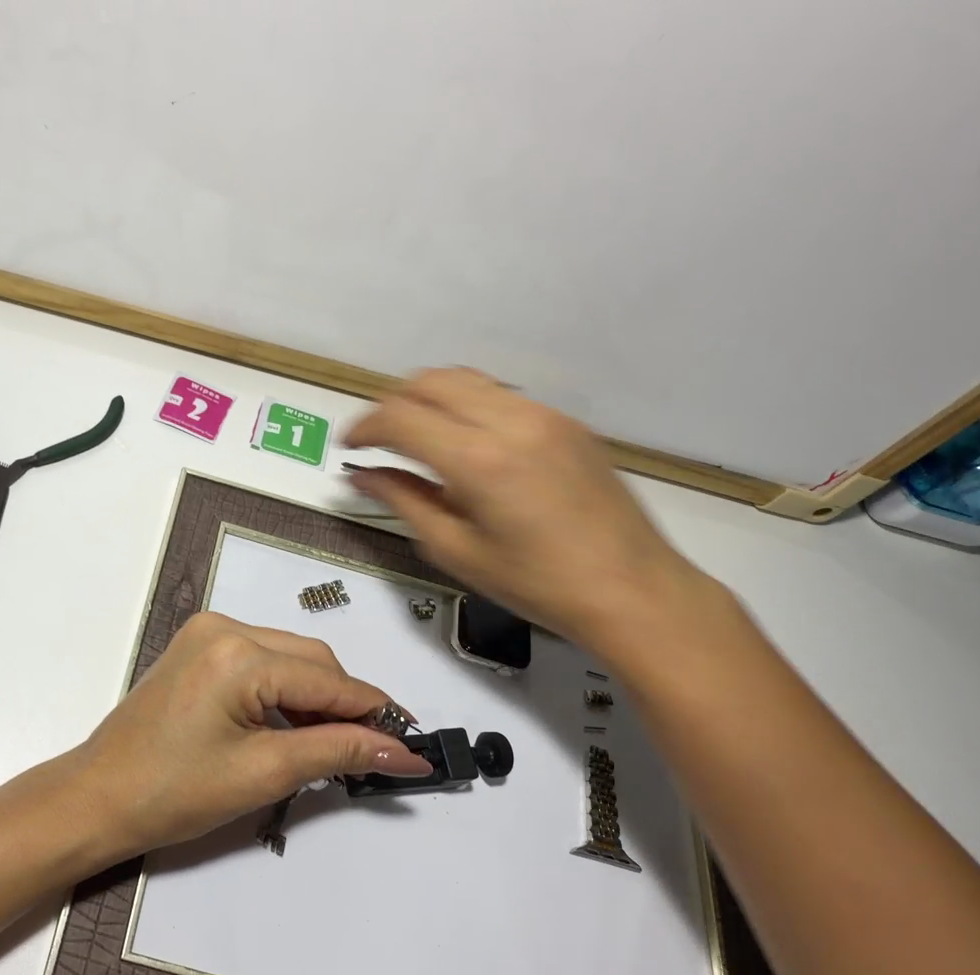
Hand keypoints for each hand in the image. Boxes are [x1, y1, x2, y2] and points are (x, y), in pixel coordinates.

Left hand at [62, 613, 431, 860]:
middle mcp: (223, 628)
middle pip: (312, 660)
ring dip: (317, 698)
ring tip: (337, 746)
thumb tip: (401, 751)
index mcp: (238, 653)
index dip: (376, 714)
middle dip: (346, 704)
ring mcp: (206, 634)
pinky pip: (261, 661)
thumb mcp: (264, 773)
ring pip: (289, 658)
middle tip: (374, 753)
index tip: (412, 746)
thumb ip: (338, 751)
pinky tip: (296, 727)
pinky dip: (285, 691)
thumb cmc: (173, 793)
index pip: (329, 679)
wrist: (99, 797)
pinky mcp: (197, 649)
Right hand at [345, 367, 715, 651]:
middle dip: (392, 404)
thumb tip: (362, 475)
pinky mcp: (567, 423)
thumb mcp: (455, 550)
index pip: (401, 418)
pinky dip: (467, 405)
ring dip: (430, 399)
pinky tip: (465, 444)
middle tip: (377, 440)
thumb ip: (403, 501)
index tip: (348, 447)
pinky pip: (501, 395)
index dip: (364, 427)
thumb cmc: (536, 584)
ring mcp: (545, 416)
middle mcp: (511, 422)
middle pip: (431, 382)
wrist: (631, 589)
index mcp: (478, 461)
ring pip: (467, 380)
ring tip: (415, 437)